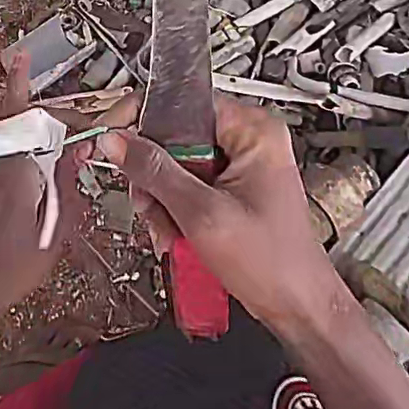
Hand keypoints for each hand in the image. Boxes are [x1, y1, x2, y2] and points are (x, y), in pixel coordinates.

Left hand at [0, 54, 87, 371]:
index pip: (31, 120)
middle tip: (17, 56)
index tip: (45, 73)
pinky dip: (14, 128)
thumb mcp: (57, 228)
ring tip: (16, 69)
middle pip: (12, 115)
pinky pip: (4, 145)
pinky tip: (19, 124)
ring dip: (15, 101)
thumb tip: (78, 148)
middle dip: (17, 85)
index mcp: (18, 169)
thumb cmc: (16, 265)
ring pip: (4, 127)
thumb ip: (67, 183)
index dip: (40, 95)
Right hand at [96, 94, 353, 330]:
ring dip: (161, 198)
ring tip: (170, 228)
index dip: (137, 119)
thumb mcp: (202, 214)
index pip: (178, 101)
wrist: (298, 307)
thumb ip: (154, 172)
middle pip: (171, 135)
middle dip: (152, 175)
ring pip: (172, 163)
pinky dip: (173, 208)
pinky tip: (178, 232)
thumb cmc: (273, 264)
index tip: (110, 138)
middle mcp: (246, 138)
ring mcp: (238, 162)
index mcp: (251, 129)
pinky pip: (184, 183)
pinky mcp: (230, 185)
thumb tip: (116, 141)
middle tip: (148, 202)